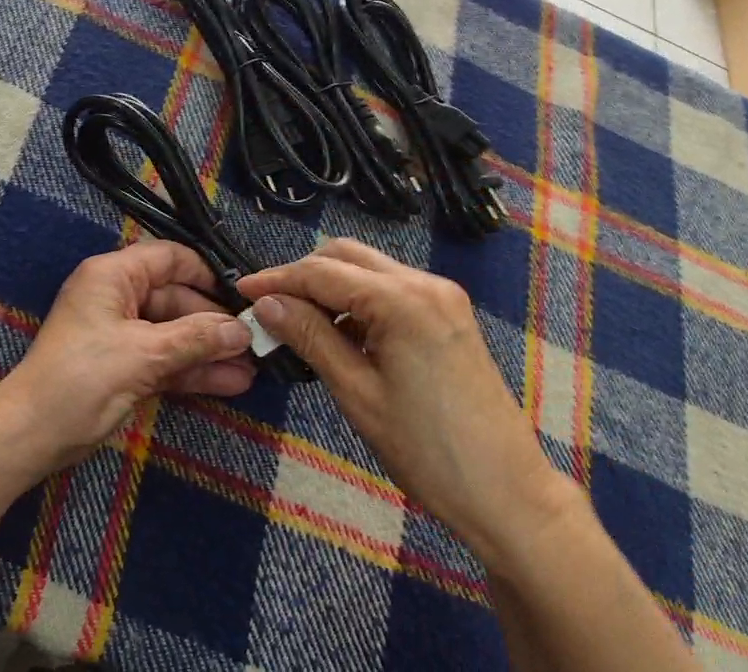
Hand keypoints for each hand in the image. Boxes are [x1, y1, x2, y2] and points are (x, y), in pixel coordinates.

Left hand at [0, 241, 254, 475]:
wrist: (32, 433)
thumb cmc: (83, 378)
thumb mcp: (144, 354)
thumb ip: (195, 339)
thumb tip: (242, 331)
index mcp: (112, 276)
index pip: (168, 258)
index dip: (207, 274)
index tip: (246, 295)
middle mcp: (116, 297)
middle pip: (175, 298)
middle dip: (215, 322)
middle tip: (259, 341)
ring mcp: (119, 334)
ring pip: (173, 334)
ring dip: (210, 351)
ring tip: (255, 368)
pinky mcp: (122, 367)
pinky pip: (165, 360)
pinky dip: (192, 371)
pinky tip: (232, 384)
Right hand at [237, 240, 577, 567]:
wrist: (507, 493)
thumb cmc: (426, 450)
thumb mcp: (357, 393)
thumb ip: (310, 338)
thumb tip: (265, 304)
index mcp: (402, 300)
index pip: (321, 272)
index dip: (276, 279)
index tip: (240, 293)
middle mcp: (425, 284)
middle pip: (345, 256)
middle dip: (302, 275)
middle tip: (268, 308)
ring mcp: (442, 298)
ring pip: (368, 270)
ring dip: (328, 286)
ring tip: (296, 323)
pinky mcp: (449, 316)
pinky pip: (390, 290)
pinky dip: (356, 301)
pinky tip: (337, 334)